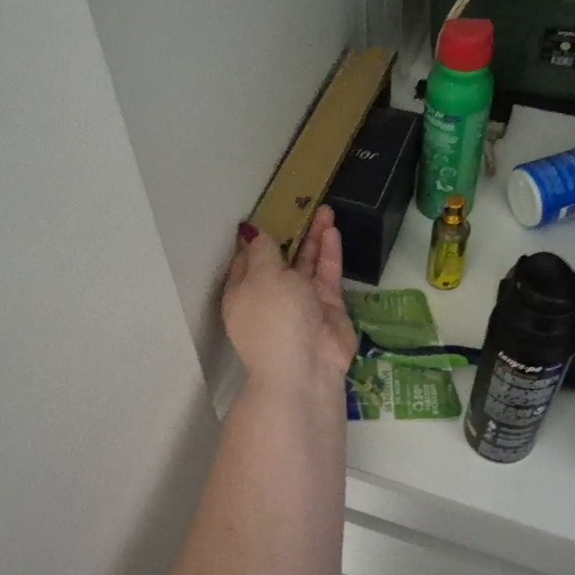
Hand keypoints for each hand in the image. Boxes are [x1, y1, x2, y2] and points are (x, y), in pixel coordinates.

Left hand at [223, 207, 357, 391]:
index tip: (267, 213)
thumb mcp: (261, 277)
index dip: (257, 237)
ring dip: (314, 239)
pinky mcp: (327, 308)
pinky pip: (326, 275)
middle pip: (280, 260)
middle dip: (290, 234)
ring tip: (324, 209)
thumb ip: (261, 250)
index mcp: (242, 293)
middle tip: (301, 206)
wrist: (304, 368)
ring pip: (306, 265)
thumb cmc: (273, 318)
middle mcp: (270, 297)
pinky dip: (328, 254)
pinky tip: (332, 230)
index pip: (247, 260)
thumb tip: (249, 230)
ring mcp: (300, 304)